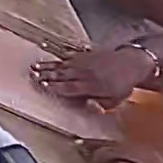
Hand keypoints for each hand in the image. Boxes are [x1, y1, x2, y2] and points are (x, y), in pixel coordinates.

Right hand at [32, 46, 154, 107]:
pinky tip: (48, 59)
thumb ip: (100, 104)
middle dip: (45, 75)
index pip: (69, 87)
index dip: (56, 87)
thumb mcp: (115, 100)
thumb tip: (88, 107)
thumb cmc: (123, 84)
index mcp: (91, 86)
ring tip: (34, 67)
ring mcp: (82, 62)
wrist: (130, 63)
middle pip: (61, 74)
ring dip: (46, 66)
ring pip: (60, 65)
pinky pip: (66, 57)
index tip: (44, 86)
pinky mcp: (82, 55)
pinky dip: (56, 59)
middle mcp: (84, 73)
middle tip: (32, 76)